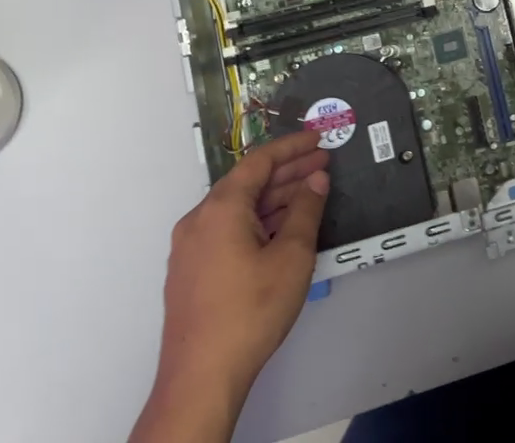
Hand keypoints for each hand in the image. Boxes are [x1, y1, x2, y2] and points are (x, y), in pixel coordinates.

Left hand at [157, 131, 329, 396]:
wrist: (202, 375)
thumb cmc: (251, 309)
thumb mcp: (292, 256)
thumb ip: (306, 211)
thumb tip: (315, 180)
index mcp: (220, 209)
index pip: (259, 162)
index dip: (292, 147)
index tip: (319, 139)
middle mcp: (198, 220)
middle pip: (247, 183)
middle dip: (287, 172)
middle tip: (323, 163)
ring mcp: (191, 248)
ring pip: (238, 209)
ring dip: (274, 198)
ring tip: (310, 193)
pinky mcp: (192, 271)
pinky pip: (228, 230)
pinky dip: (258, 220)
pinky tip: (282, 228)